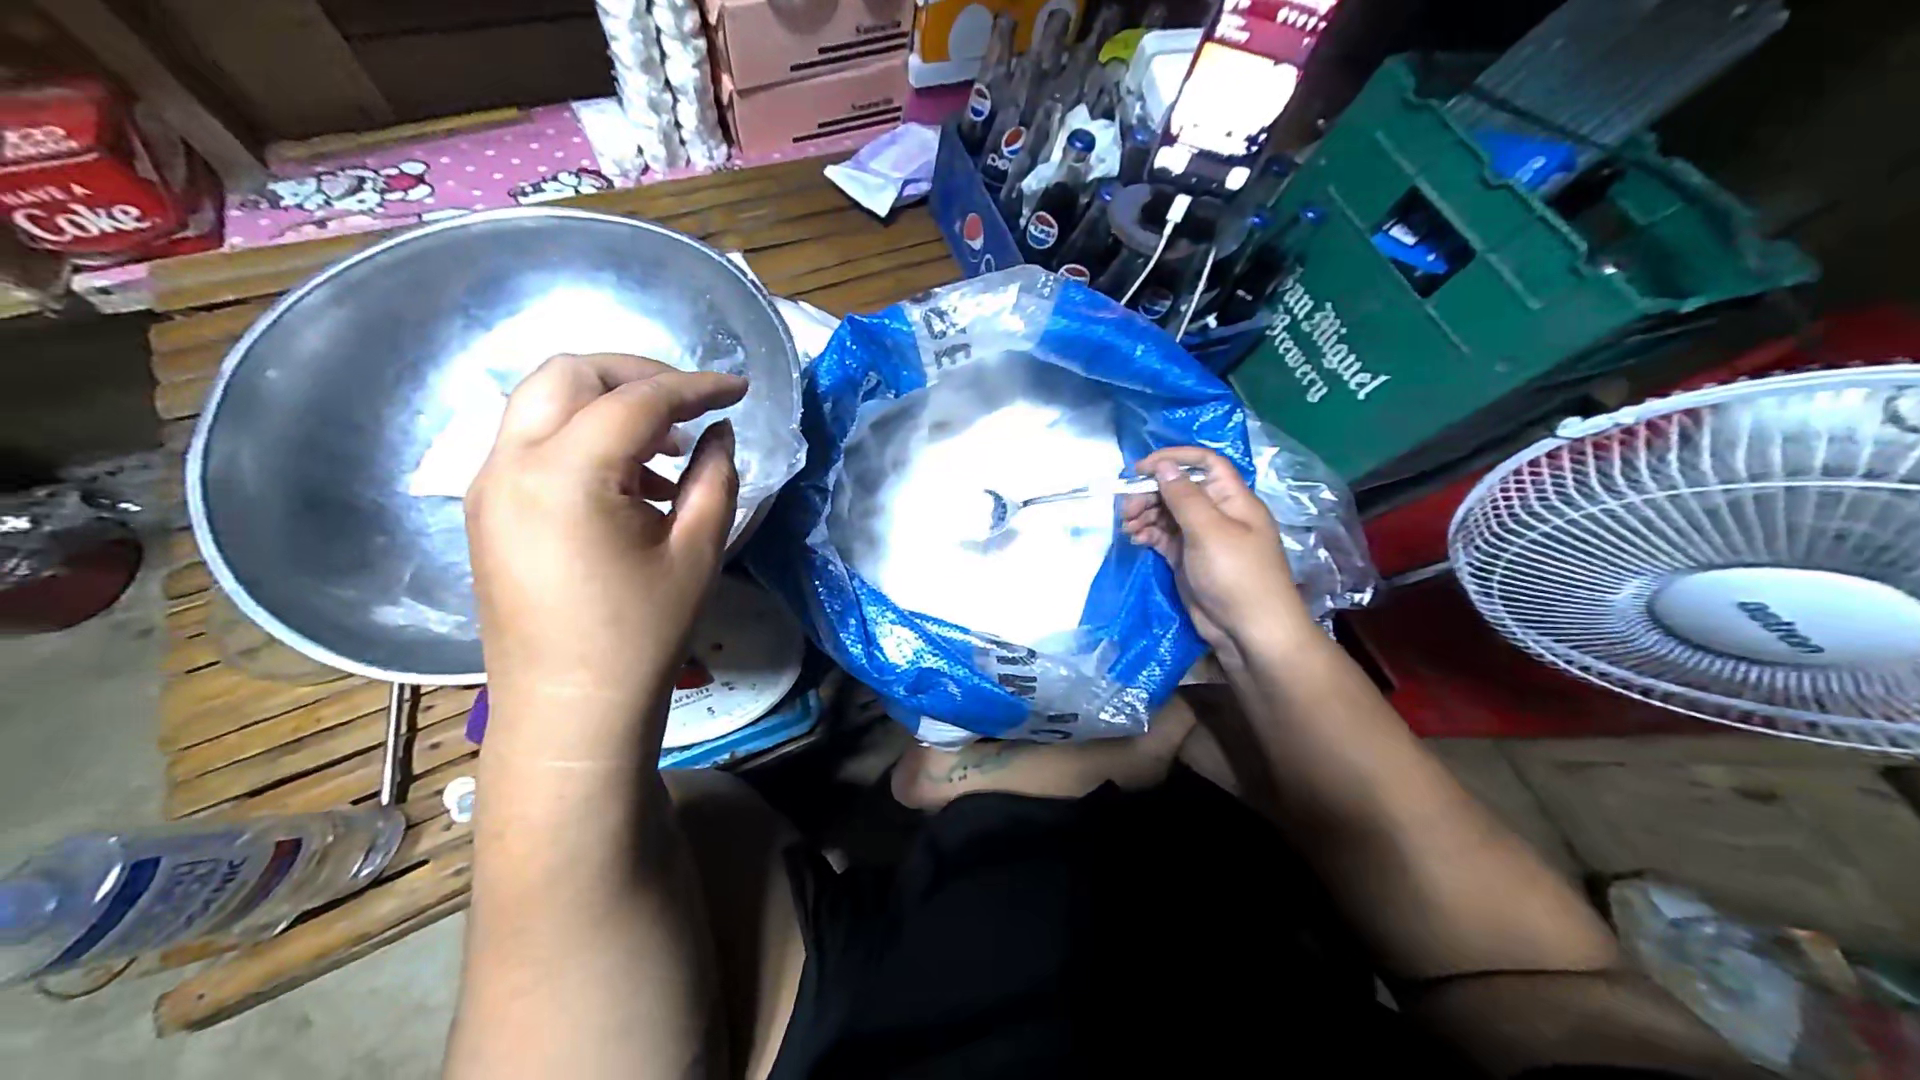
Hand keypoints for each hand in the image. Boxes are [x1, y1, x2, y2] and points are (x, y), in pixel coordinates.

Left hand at [465, 353, 746, 749]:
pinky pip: (533, 442)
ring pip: (543, 402)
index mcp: (566, 475)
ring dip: (608, 405)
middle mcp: (511, 464)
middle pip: (570, 374)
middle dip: (638, 374)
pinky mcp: (488, 508)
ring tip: (667, 449)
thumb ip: (716, 477)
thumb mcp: (697, 552)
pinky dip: (583, 436)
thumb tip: (720, 431)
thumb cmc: (642, 635)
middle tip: (691, 404)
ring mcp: (489, 485)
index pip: (637, 400)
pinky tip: (630, 481)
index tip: (740, 389)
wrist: (570, 708)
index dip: (695, 386)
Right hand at [1119, 446, 1312, 660]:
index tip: (1141, 468)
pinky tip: (1135, 539)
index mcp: (1233, 499)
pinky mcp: (1188, 559)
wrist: (1249, 631)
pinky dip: (1148, 534)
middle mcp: (1217, 513)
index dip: (1174, 458)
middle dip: (1151, 492)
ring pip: (1168, 513)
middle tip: (1127, 508)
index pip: (1204, 463)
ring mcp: (1202, 537)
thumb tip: (1163, 465)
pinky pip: (1164, 537)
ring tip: (1128, 527)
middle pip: (1179, 488)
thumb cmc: (1236, 575)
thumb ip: (1184, 496)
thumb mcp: (1209, 530)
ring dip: (1145, 514)